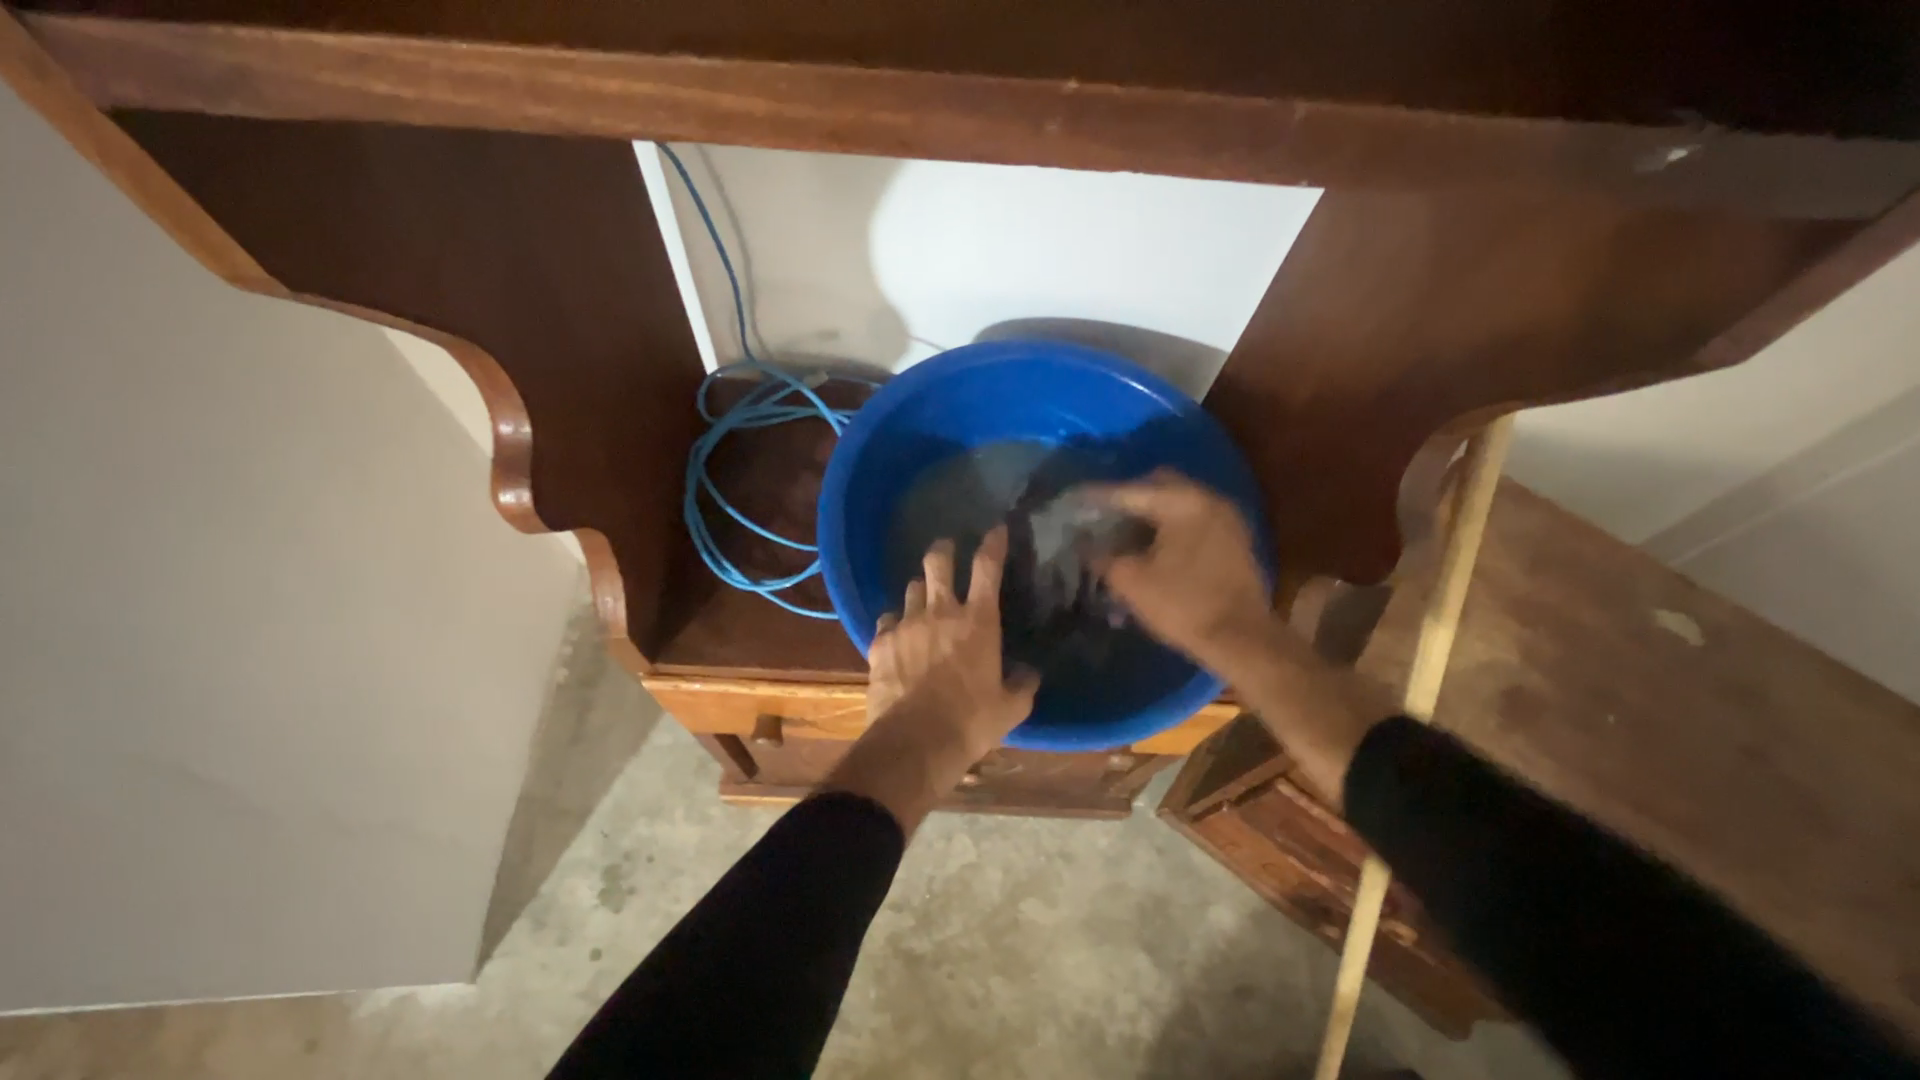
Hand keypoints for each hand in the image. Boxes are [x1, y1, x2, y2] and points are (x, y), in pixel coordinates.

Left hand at [865, 526, 1038, 758]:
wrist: (915, 742)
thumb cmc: (971, 723)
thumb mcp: (1011, 708)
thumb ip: (1022, 684)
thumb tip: (1029, 672)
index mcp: (979, 622)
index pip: (988, 568)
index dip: (993, 543)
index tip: (996, 529)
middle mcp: (941, 612)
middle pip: (937, 562)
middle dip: (943, 550)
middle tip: (946, 549)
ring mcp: (906, 625)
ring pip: (911, 588)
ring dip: (920, 590)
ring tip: (924, 600)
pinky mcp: (880, 643)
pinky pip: (887, 619)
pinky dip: (896, 622)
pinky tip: (898, 635)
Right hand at [1085, 469, 1274, 677]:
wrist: (1242, 639)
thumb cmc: (1183, 605)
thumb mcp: (1131, 582)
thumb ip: (1102, 557)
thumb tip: (1084, 546)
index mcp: (1181, 502)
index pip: (1129, 491)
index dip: (1097, 497)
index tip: (1074, 501)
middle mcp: (1208, 499)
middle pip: (1159, 485)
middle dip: (1129, 498)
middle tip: (1103, 517)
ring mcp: (1226, 518)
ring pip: (1179, 502)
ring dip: (1152, 513)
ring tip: (1126, 534)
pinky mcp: (1235, 539)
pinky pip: (1195, 519)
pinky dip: (1172, 526)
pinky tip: (1155, 548)